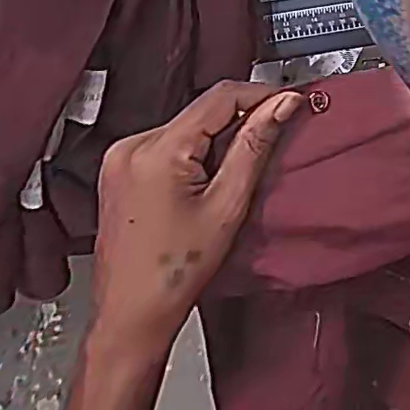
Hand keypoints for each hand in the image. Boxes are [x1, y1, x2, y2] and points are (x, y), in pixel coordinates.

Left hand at [89, 81, 304, 351]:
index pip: (219, 97)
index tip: (289, 102)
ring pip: (188, 124)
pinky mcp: (120, 168)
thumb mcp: (228, 203)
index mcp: (156, 151)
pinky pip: (170, 141)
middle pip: (202, 110)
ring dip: (220, 135)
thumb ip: (256, 145)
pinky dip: (197, 149)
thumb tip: (281, 105)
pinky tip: (209, 178)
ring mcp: (121, 157)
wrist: (131, 314)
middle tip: (272, 137)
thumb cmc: (176, 270)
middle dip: (241, 118)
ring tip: (238, 169)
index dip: (260, 95)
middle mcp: (131, 146)